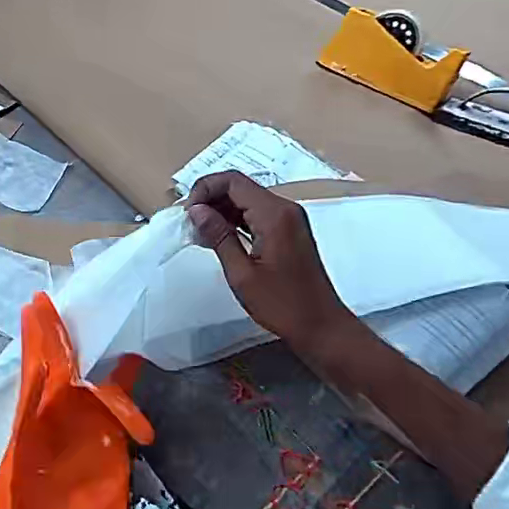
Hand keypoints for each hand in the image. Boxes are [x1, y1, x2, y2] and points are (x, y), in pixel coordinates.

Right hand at [186, 171, 360, 355]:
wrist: (321, 327)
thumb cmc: (282, 304)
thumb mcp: (242, 274)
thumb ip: (219, 236)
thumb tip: (196, 210)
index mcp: (275, 215)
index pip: (233, 182)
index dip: (204, 189)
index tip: (187, 213)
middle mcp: (284, 209)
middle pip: (239, 187)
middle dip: (210, 198)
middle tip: (189, 223)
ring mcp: (288, 219)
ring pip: (246, 199)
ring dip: (220, 210)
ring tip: (199, 232)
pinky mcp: (288, 231)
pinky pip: (256, 214)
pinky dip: (234, 220)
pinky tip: (217, 237)